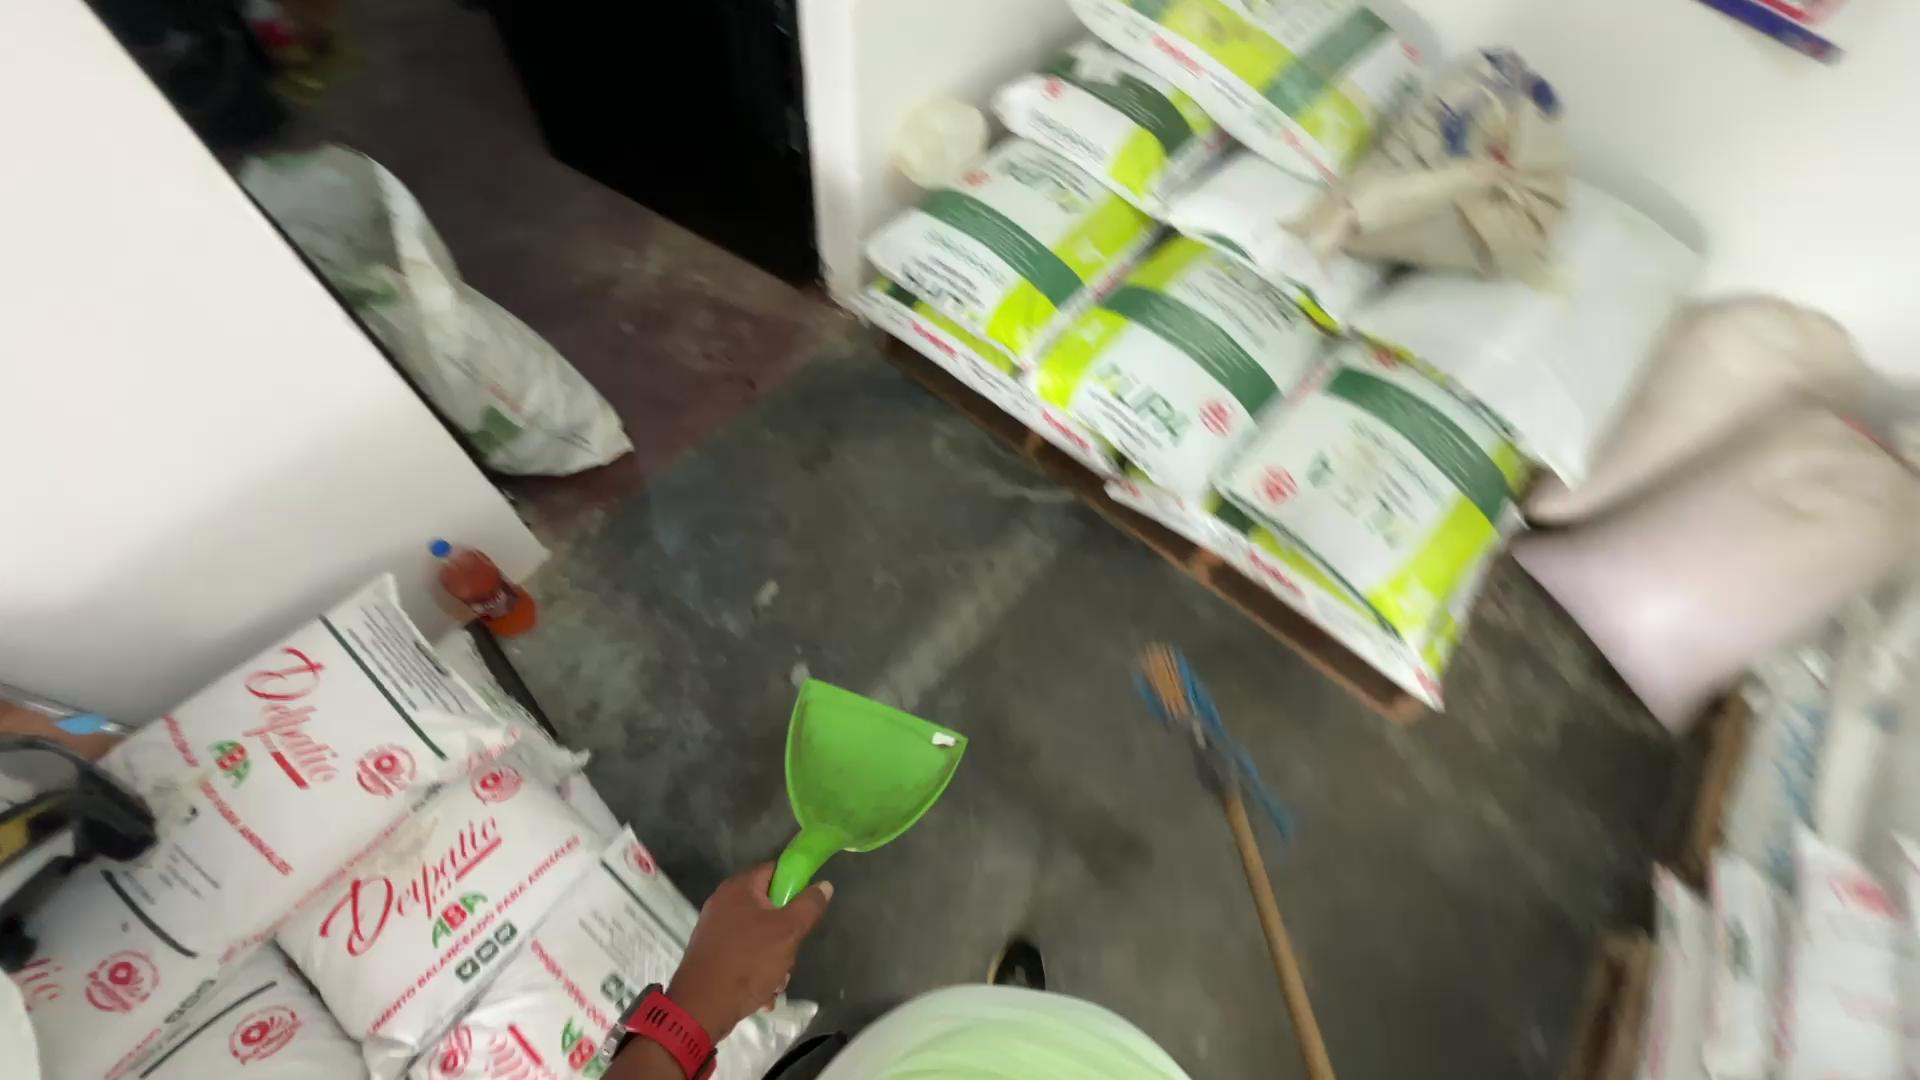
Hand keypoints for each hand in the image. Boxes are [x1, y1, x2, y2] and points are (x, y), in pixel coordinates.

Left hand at [665, 864, 831, 1039]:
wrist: (698, 1011)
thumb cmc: (746, 963)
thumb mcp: (787, 932)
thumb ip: (809, 906)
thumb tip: (824, 885)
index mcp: (740, 887)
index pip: (776, 870)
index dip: (795, 886)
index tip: (805, 911)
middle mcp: (724, 902)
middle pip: (770, 906)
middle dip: (786, 934)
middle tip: (789, 953)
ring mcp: (715, 929)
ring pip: (759, 934)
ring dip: (773, 958)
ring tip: (775, 981)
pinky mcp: (711, 954)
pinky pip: (743, 953)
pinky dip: (755, 970)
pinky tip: (762, 992)